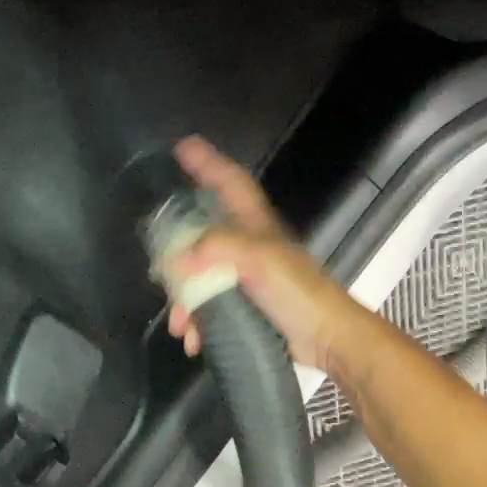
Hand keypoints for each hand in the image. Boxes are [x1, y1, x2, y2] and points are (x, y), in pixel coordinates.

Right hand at [166, 136, 371, 368]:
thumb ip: (216, 248)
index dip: (208, 163)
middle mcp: (246, 246)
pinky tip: (191, 338)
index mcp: (254, 225)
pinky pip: (206, 308)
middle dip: (177, 254)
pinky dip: (195, 324)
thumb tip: (176, 260)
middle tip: (159, 267)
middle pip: (200, 235)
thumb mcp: (259, 259)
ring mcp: (243, 277)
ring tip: (180, 322)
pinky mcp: (242, 307)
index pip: (229, 182)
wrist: (327, 339)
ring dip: (183, 301)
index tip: (184, 148)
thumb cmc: (299, 291)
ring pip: (198, 277)